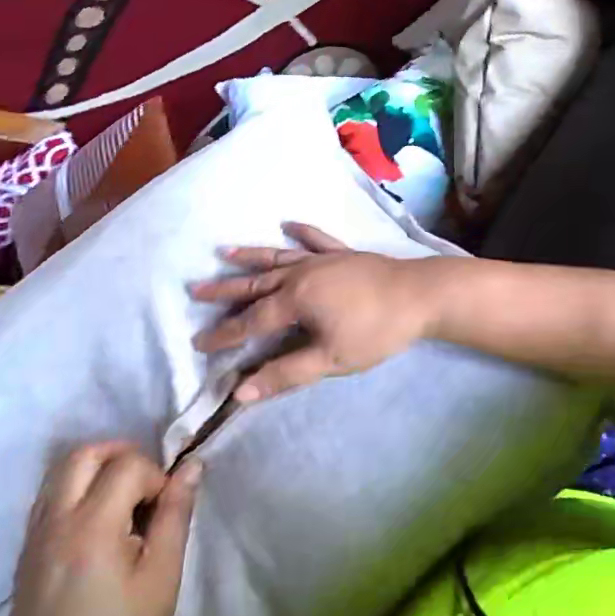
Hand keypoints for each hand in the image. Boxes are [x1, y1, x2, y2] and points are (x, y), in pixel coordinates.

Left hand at [6, 441, 199, 615]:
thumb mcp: (162, 577)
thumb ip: (176, 515)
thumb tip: (192, 465)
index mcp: (90, 529)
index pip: (126, 464)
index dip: (156, 475)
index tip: (166, 506)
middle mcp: (53, 524)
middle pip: (82, 455)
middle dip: (121, 454)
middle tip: (146, 482)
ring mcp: (32, 540)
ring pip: (58, 473)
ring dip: (95, 469)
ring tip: (124, 499)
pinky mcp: (24, 557)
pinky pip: (47, 500)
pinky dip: (75, 491)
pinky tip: (98, 521)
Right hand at [190, 222, 438, 401]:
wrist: (420, 294)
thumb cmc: (375, 330)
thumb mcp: (331, 360)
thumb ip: (285, 374)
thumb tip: (239, 392)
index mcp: (295, 300)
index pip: (250, 321)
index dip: (224, 335)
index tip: (197, 342)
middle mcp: (302, 273)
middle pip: (256, 283)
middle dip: (225, 289)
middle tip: (194, 289)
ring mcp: (324, 259)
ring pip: (279, 256)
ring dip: (252, 256)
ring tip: (225, 251)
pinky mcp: (344, 253)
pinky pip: (317, 238)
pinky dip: (302, 231)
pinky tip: (290, 223)